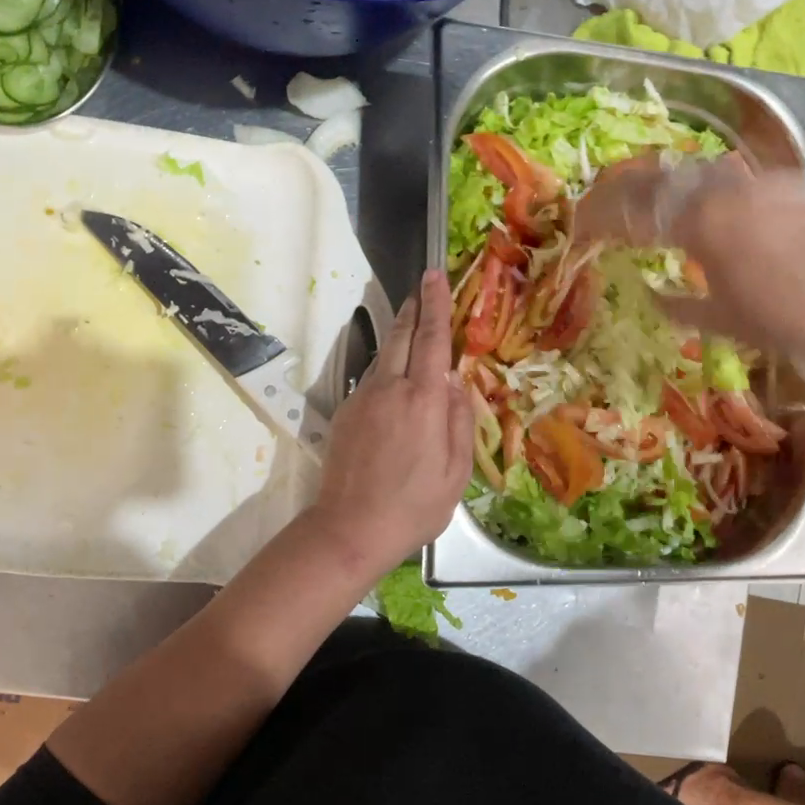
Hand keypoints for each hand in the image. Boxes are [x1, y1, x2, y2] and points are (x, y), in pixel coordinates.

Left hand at [307, 269, 472, 575]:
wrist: (350, 529)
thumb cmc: (414, 508)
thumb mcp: (456, 473)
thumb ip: (459, 422)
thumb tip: (456, 385)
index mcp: (424, 401)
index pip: (432, 339)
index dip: (436, 304)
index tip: (435, 275)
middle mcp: (390, 390)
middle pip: (401, 336)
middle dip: (414, 308)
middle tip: (423, 287)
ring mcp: (362, 400)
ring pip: (383, 357)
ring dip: (399, 337)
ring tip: (413, 327)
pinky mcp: (345, 415)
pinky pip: (371, 381)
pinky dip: (387, 369)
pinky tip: (395, 383)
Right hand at [580, 162, 804, 414]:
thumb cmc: (798, 322)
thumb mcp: (730, 322)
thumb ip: (684, 304)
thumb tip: (653, 297)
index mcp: (702, 223)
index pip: (633, 210)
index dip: (600, 217)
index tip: (579, 226)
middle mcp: (730, 190)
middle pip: (661, 179)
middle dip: (625, 191)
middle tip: (603, 204)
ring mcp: (766, 183)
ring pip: (700, 173)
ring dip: (667, 186)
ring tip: (648, 202)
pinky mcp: (797, 186)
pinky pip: (736, 179)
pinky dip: (708, 189)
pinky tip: (709, 206)